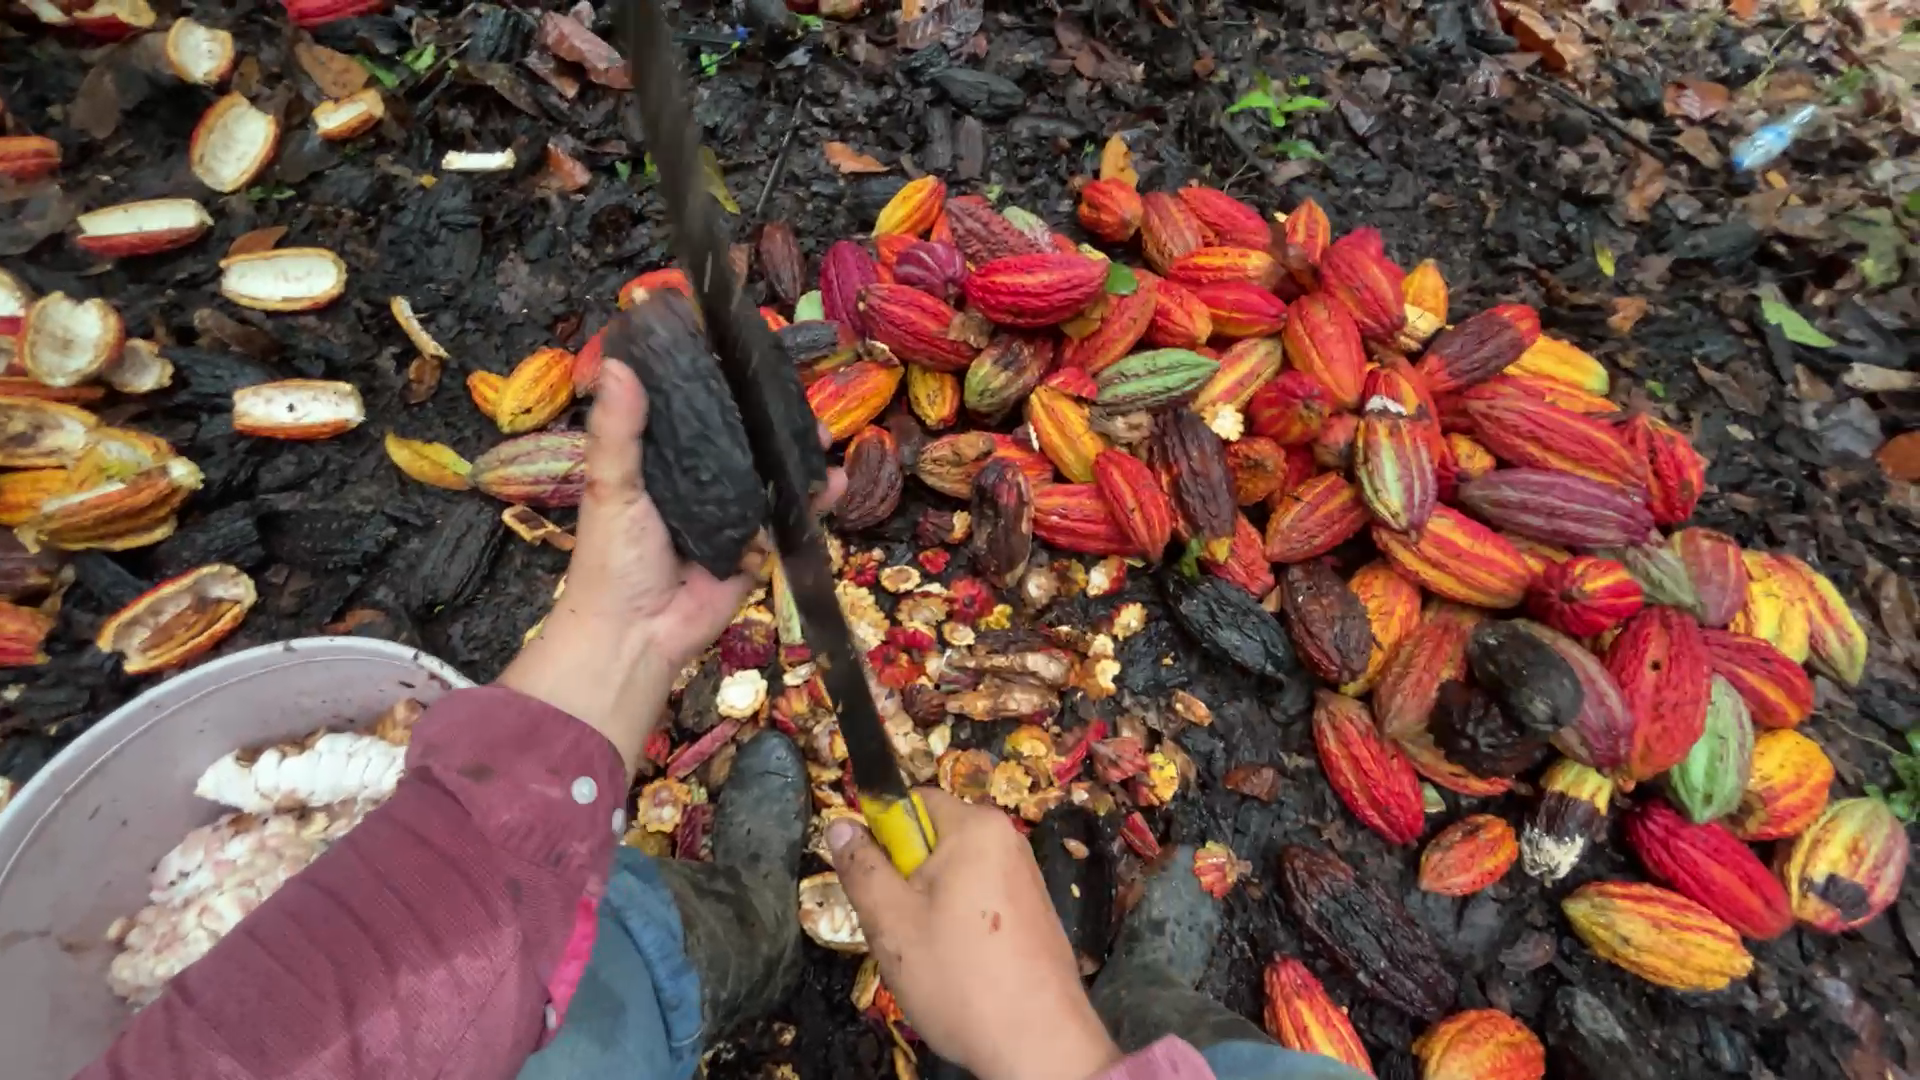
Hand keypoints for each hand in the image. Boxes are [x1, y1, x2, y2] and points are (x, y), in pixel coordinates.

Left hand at [499, 358, 843, 772]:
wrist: (638, 633)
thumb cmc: (613, 558)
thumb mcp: (611, 487)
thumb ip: (620, 432)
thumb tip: (621, 365)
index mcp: (665, 466)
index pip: (699, 419)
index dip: (726, 394)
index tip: (752, 368)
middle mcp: (703, 486)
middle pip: (745, 447)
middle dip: (776, 428)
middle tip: (803, 406)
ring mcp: (734, 517)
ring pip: (772, 481)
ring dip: (801, 461)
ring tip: (827, 440)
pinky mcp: (758, 548)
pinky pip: (788, 521)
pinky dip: (813, 505)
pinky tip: (835, 484)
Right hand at [828, 791, 1121, 1079]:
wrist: (1040, 1045)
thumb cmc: (959, 975)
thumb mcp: (892, 922)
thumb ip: (862, 867)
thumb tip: (840, 826)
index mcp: (976, 825)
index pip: (912, 801)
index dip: (882, 836)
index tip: (874, 882)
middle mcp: (1006, 836)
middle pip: (933, 839)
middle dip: (906, 878)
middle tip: (898, 927)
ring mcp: (1024, 873)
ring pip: (954, 873)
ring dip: (930, 904)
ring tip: (928, 953)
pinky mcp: (1033, 907)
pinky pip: (980, 896)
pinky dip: (960, 921)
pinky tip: (959, 965)